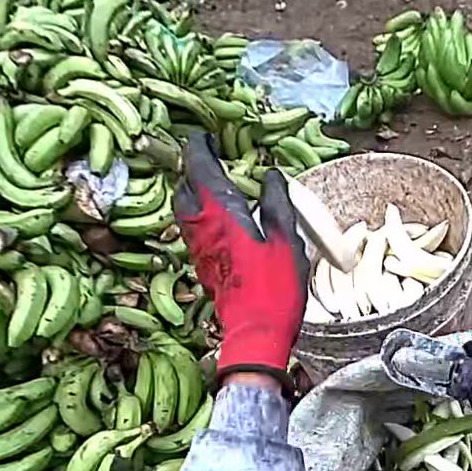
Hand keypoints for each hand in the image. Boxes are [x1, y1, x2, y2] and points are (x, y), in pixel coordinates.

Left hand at [173, 132, 306, 386]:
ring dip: (196, 191)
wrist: (255, 334)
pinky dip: (202, 213)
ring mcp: (197, 248)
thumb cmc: (274, 288)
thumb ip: (277, 203)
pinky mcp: (202, 264)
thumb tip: (270, 175)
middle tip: (213, 158)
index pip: (198, 166)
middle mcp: (200, 227)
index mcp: (220, 214)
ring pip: (185, 209)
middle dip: (194, 168)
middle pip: (184, 186)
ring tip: (218, 184)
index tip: (209, 136)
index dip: (199, 146)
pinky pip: (193, 228)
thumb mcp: (287, 241)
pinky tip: (222, 217)